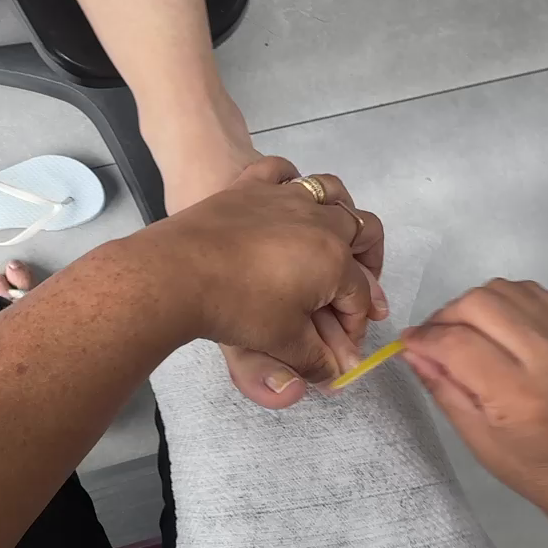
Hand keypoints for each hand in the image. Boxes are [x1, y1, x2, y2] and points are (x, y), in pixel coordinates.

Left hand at [122, 157, 386, 403]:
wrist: (178, 270)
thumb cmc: (236, 305)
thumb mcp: (281, 341)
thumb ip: (315, 360)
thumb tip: (335, 376)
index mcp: (335, 261)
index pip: (360, 295)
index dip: (356, 324)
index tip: (343, 348)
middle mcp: (320, 221)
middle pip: (363, 229)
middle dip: (369, 259)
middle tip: (359, 285)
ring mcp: (285, 195)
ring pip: (330, 190)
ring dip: (340, 210)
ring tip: (333, 234)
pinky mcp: (252, 184)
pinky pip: (281, 171)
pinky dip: (290, 181)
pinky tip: (285, 197)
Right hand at [401, 280, 547, 525]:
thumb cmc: (537, 470)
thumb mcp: (478, 439)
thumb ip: (442, 388)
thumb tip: (411, 350)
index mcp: (521, 395)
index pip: (456, 344)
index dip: (423, 339)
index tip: (407, 345)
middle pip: (477, 304)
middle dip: (444, 318)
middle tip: (434, 342)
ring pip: (500, 290)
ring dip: (471, 306)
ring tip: (464, 333)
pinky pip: (527, 291)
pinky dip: (501, 300)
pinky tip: (494, 326)